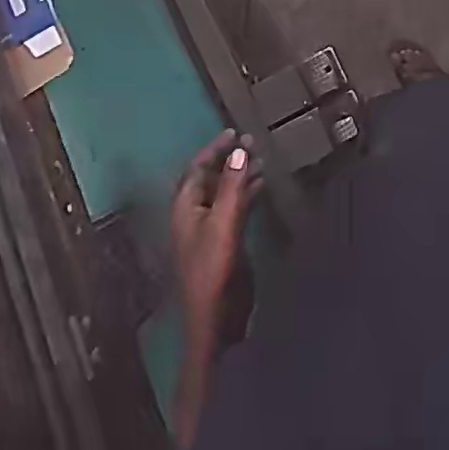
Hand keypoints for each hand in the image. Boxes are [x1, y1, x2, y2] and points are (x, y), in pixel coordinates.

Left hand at [171, 129, 261, 343]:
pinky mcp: (225, 240)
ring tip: (261, 159)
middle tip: (252, 143)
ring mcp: (210, 227)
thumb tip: (239, 151)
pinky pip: (235, 206)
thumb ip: (232, 186)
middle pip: (211, 178)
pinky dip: (247, 193)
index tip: (234, 132)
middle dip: (229, 160)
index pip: (197, 168)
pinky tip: (262, 185)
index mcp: (185, 207)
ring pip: (225, 191)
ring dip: (240, 174)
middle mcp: (195, 213)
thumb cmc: (212, 267)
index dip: (214, 149)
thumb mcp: (223, 222)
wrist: (215, 317)